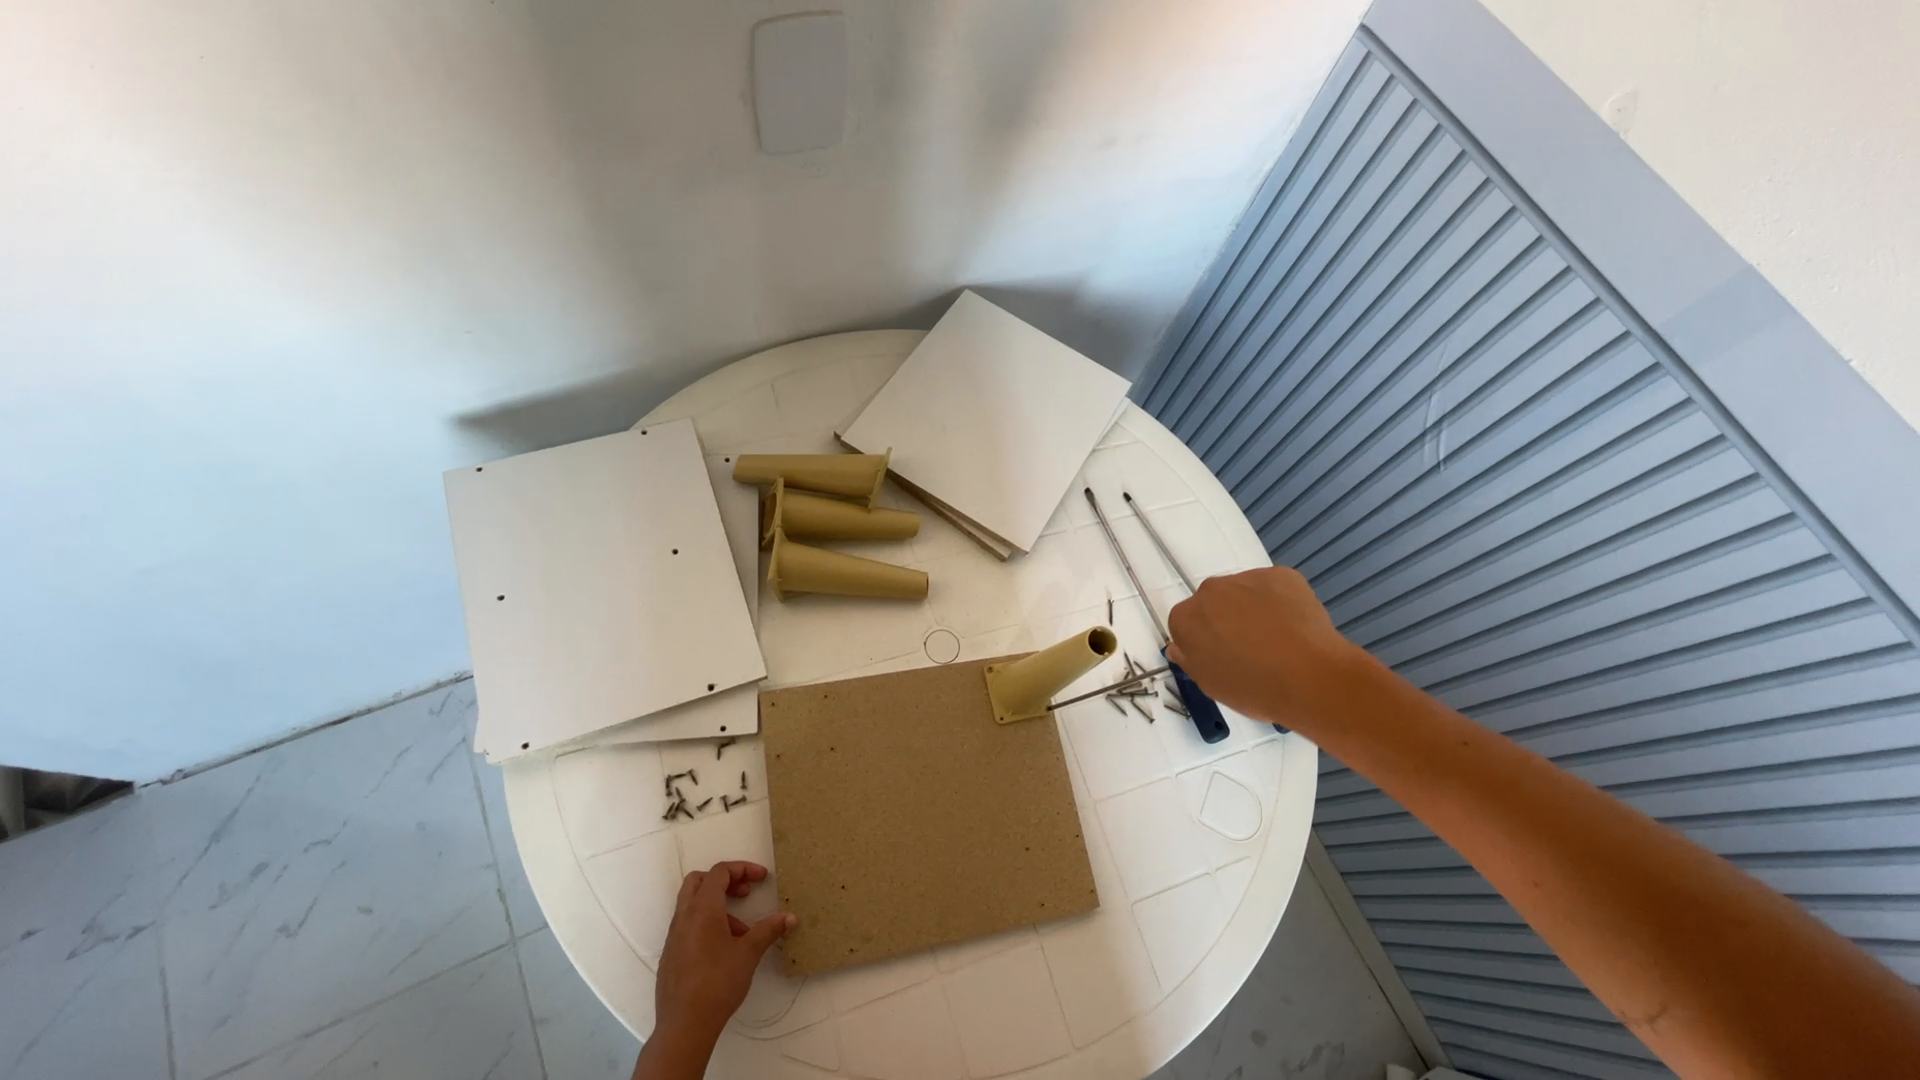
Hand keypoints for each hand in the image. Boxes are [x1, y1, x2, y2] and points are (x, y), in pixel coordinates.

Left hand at [643, 861, 794, 1073]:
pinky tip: (722, 950)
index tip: (762, 879)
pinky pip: (687, 926)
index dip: (742, 869)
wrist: (684, 1025)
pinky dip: (705, 924)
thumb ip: (768, 930)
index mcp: (702, 910)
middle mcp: (683, 917)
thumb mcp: (749, 953)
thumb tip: (790, 917)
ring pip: (691, 905)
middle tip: (745, 893)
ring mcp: (673, 937)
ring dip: (717, 906)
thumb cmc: (718, 982)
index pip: (719, 872)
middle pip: (698, 881)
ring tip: (741, 931)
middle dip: (724, 880)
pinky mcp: (670, 955)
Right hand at [1165, 567, 1371, 733]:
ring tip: (1277, 638)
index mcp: (1185, 618)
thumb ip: (1190, 660)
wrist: (1308, 677)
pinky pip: (1274, 586)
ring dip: (1253, 608)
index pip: (1187, 624)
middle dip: (1226, 619)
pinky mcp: (1279, 574)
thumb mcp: (1210, 685)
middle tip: (1250, 647)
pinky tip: (1294, 626)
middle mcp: (1209, 590)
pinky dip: (1281, 601)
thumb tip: (1180, 646)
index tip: (1222, 656)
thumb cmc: (1253, 688)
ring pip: (1244, 591)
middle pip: (1213, 602)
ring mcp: (1246, 578)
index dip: (1205, 640)